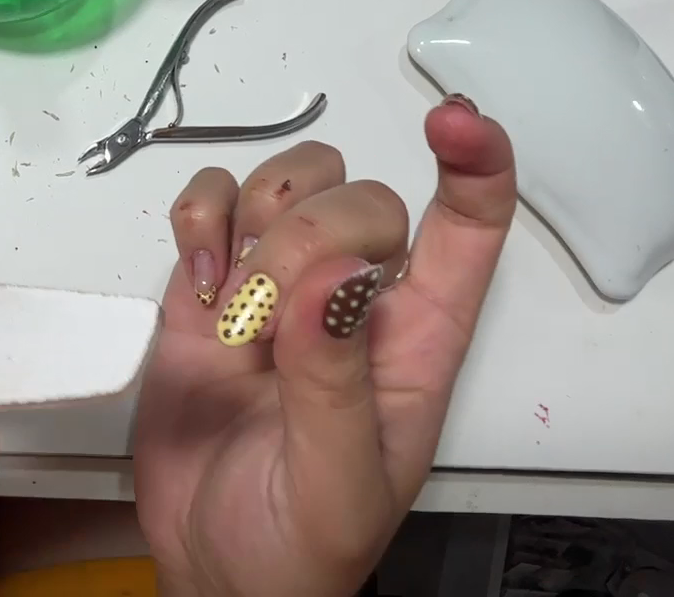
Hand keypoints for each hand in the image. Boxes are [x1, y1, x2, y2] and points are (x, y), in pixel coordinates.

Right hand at [132, 98, 515, 596]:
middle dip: (303, 237)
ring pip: (284, 177)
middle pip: (353, 191)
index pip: (467, 231)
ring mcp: (272, 275)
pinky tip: (197, 280)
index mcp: (410, 337)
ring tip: (228, 306)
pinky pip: (209, 197)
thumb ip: (336, 386)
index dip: (476, 167)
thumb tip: (329, 275)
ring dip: (250, 224)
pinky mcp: (208, 275)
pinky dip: (197, 220)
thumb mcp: (335, 486)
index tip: (455, 121)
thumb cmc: (296, 542)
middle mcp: (349, 288)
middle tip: (261, 317)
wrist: (208, 559)